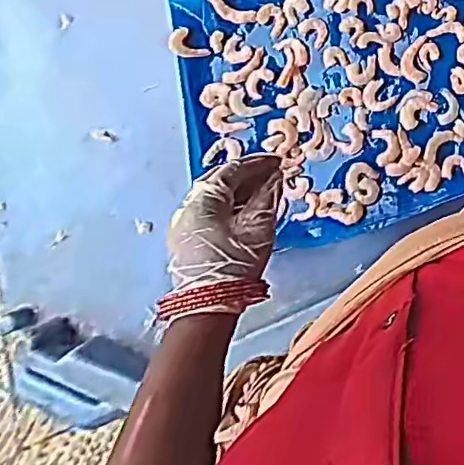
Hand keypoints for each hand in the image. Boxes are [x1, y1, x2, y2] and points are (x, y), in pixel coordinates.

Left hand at [167, 154, 280, 298]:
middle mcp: (188, 207)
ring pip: (214, 195)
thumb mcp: (259, 225)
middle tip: (273, 172)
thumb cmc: (236, 261)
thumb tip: (276, 176)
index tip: (279, 161)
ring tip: (264, 187)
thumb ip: (268, 195)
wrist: (210, 303)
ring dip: (240, 188)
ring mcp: (184, 223)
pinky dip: (230, 202)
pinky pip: (210, 209)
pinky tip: (248, 205)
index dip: (258, 163)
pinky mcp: (186, 236)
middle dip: (248, 173)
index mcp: (203, 200)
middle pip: (219, 180)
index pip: (232, 170)